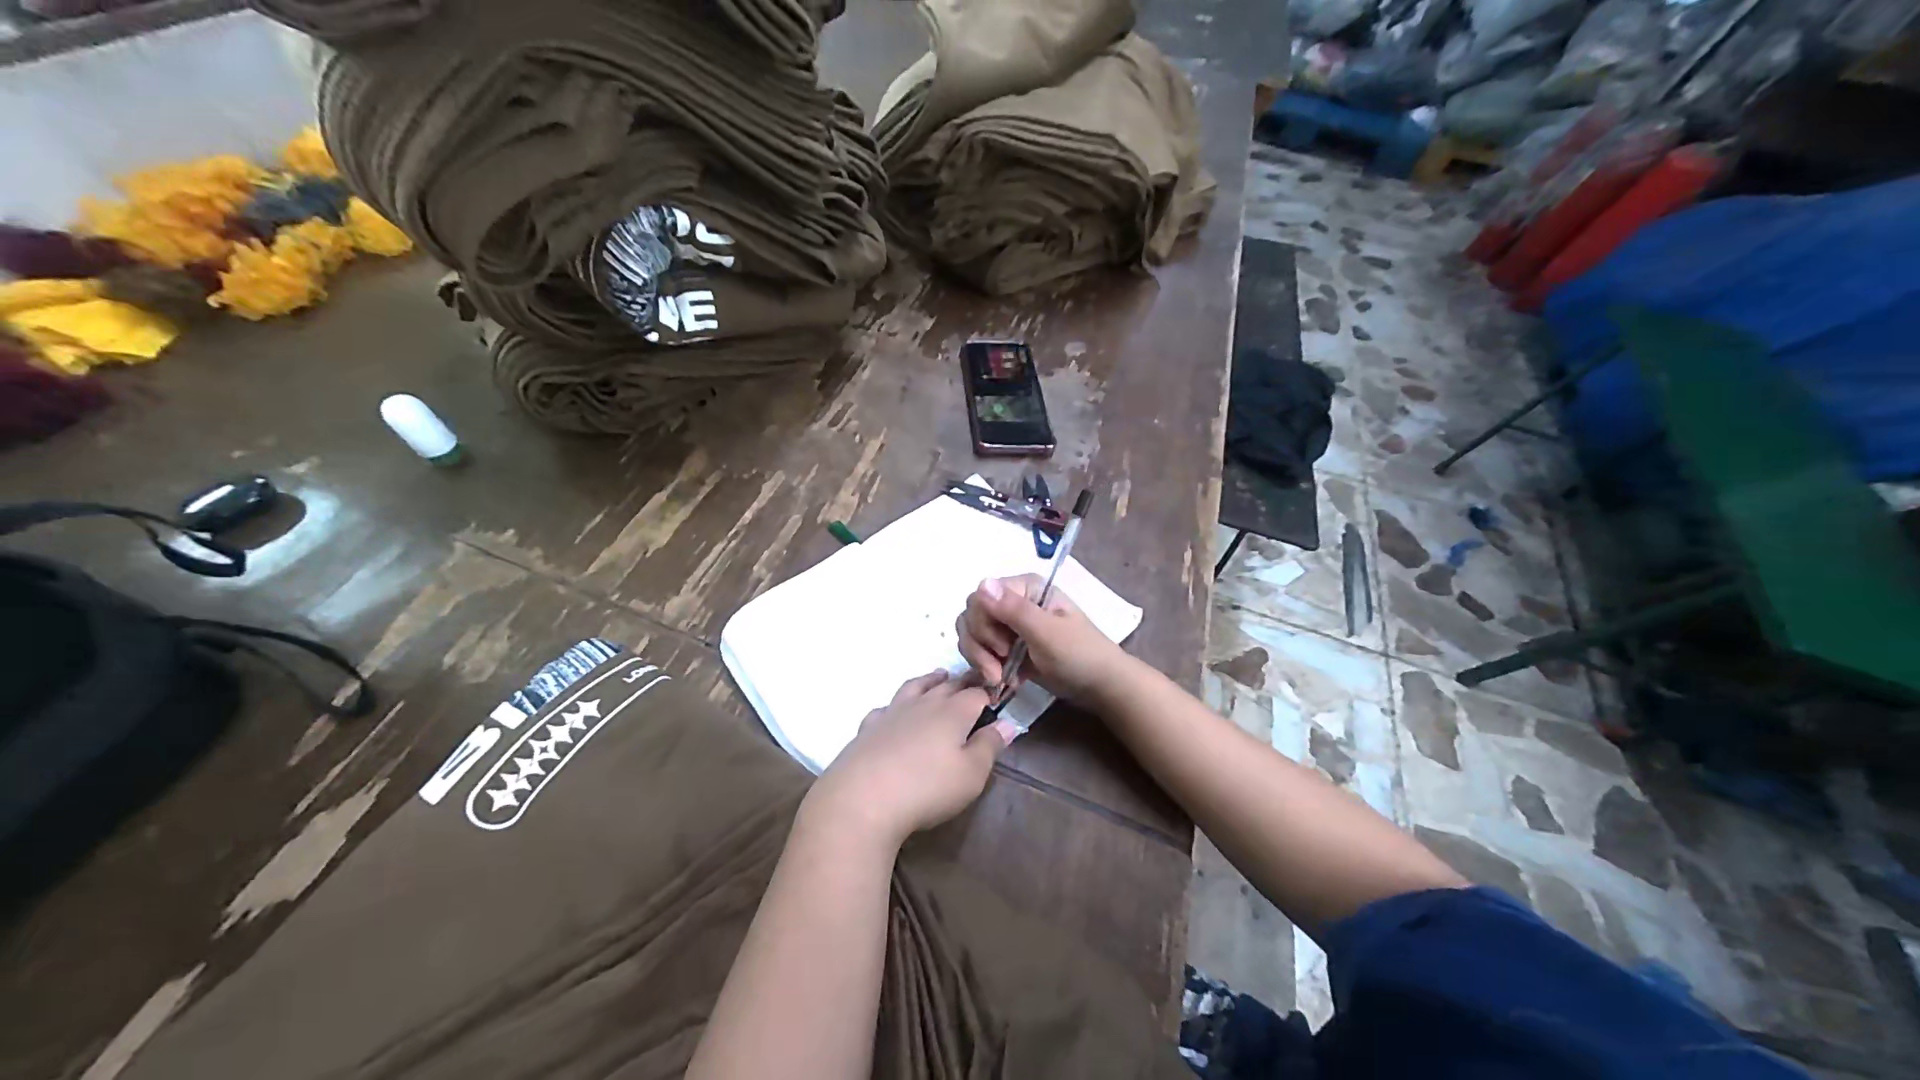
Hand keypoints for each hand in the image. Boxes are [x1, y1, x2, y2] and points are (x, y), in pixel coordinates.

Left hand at [804, 671, 1014, 847]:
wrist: (863, 798)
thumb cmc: (927, 788)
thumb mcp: (971, 774)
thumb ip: (990, 746)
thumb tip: (1007, 723)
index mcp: (954, 712)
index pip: (977, 694)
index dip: (989, 693)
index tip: (998, 695)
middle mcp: (924, 704)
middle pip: (947, 686)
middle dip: (963, 682)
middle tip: (972, 681)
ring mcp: (893, 713)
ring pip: (915, 687)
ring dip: (930, 680)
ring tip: (939, 677)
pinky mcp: (869, 728)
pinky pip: (886, 707)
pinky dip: (896, 705)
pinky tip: (894, 711)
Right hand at [956, 575, 1129, 705]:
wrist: (1100, 686)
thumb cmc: (1079, 655)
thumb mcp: (1047, 633)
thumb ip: (1014, 610)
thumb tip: (982, 582)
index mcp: (1025, 588)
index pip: (979, 597)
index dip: (983, 624)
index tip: (1003, 648)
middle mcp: (1013, 600)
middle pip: (971, 615)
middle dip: (979, 646)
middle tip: (997, 671)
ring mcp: (1009, 624)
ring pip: (972, 633)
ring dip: (980, 658)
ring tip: (998, 679)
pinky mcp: (1007, 645)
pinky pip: (980, 649)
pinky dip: (985, 666)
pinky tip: (1003, 681)